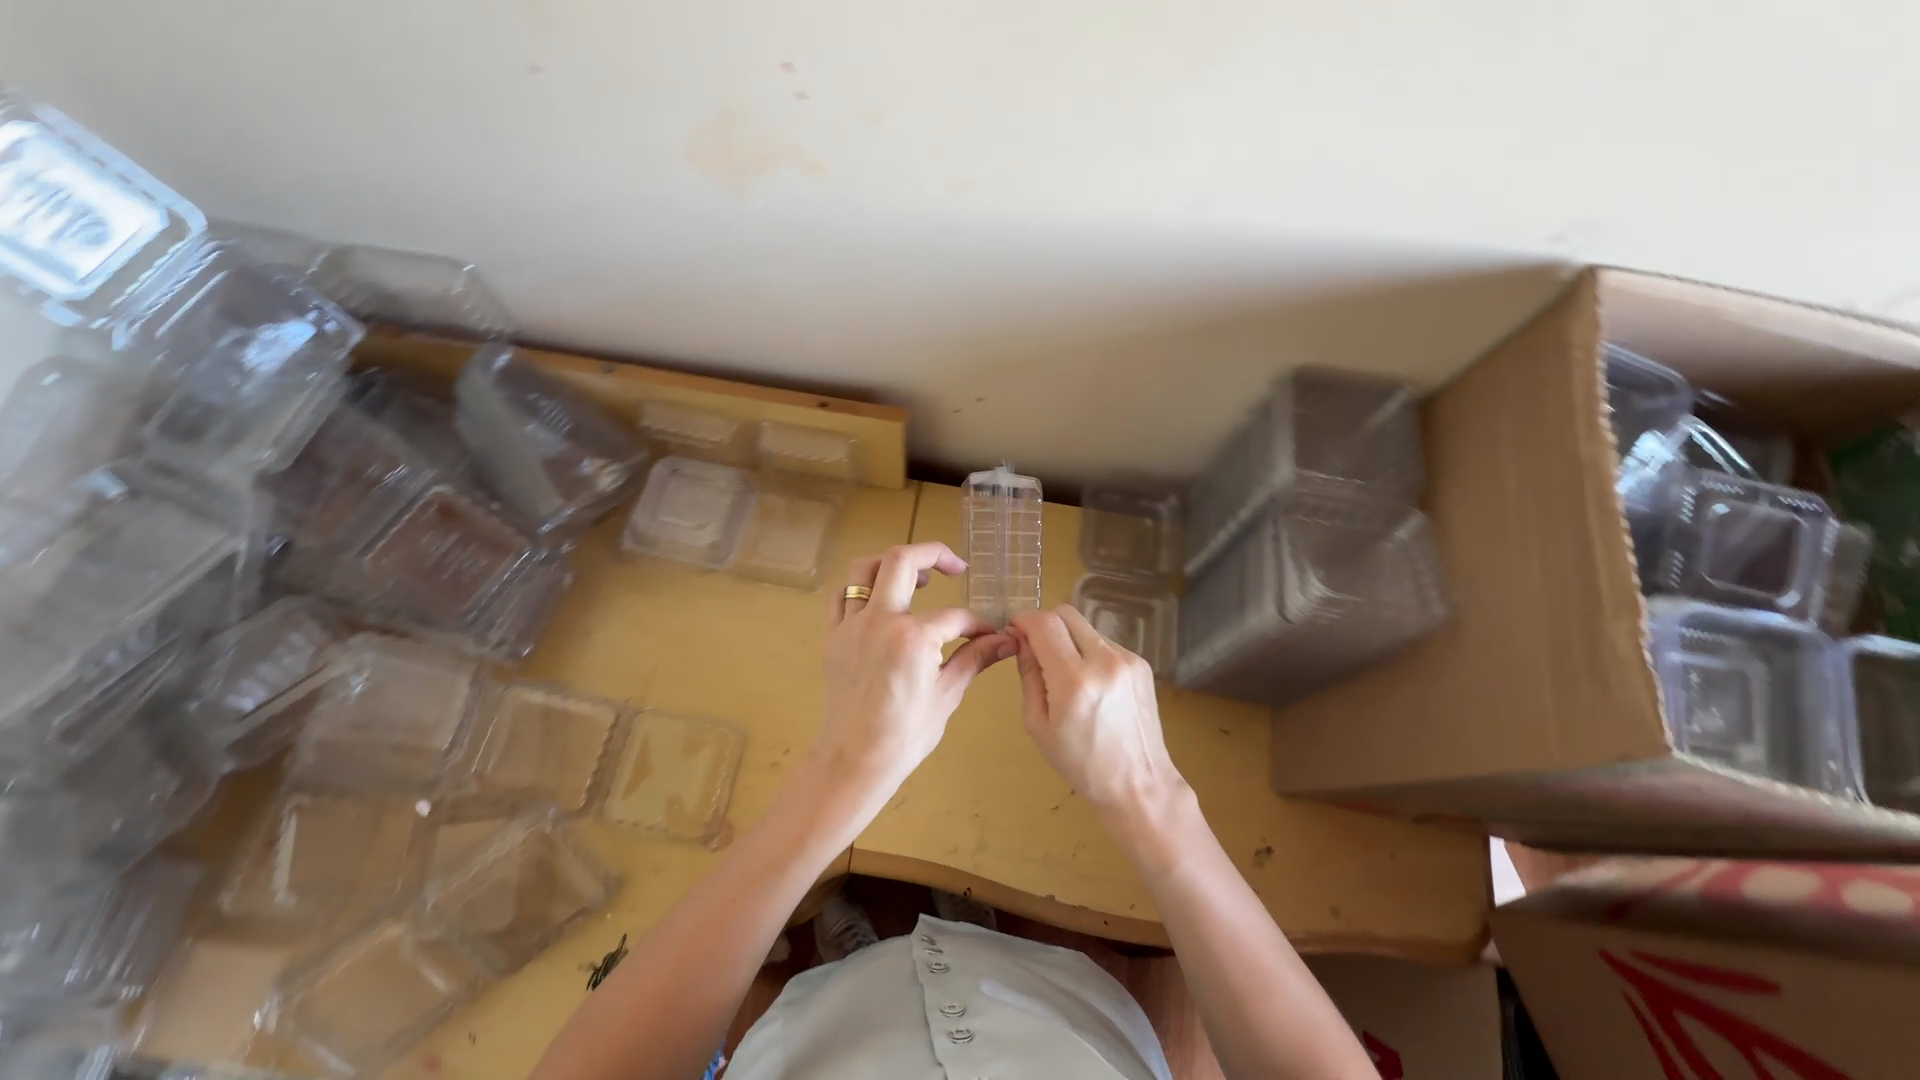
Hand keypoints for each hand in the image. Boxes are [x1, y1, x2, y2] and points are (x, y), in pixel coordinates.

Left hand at [818, 542, 1014, 787]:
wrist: (855, 758)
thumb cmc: (906, 734)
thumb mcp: (948, 694)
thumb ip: (975, 658)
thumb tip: (1007, 641)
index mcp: (913, 637)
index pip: (955, 616)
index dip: (977, 623)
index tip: (990, 633)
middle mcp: (880, 620)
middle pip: (902, 560)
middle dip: (934, 554)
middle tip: (955, 567)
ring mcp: (852, 625)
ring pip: (864, 569)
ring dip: (892, 562)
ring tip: (916, 575)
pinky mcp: (834, 637)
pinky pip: (841, 596)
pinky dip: (860, 588)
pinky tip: (880, 599)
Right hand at [1010, 606, 1187, 819]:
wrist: (1138, 783)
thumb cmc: (1081, 764)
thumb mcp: (1038, 725)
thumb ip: (1029, 676)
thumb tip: (1021, 641)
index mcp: (1075, 682)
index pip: (1044, 624)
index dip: (1023, 621)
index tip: (1013, 631)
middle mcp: (1105, 661)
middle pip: (1066, 613)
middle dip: (1044, 623)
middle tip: (1034, 647)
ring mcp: (1128, 659)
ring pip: (1086, 626)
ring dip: (1067, 637)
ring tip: (1063, 671)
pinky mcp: (1141, 664)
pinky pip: (1104, 642)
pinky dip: (1088, 650)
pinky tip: (1088, 682)